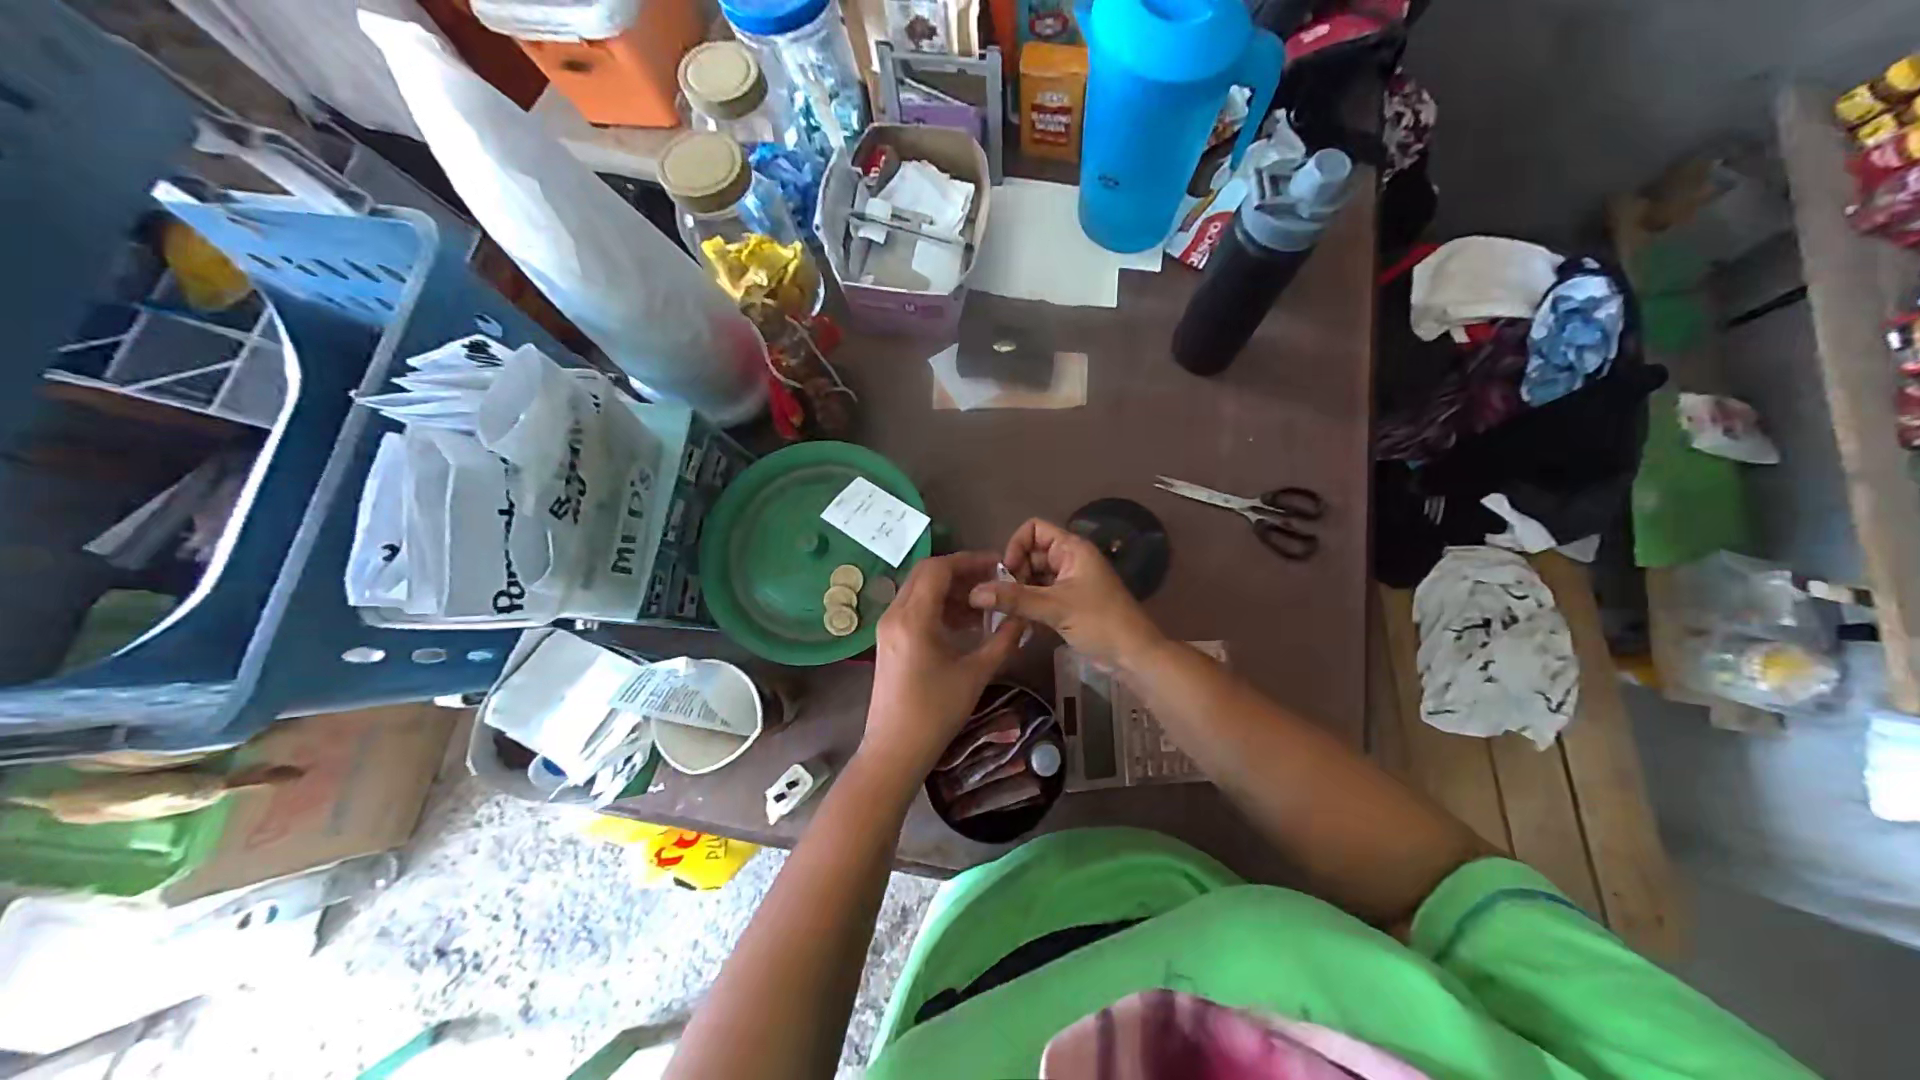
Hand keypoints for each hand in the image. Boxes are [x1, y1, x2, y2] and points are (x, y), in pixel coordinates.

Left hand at [859, 553, 1025, 779]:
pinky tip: (964, 623)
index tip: (997, 564)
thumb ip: (1002, 640)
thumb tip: (1023, 618)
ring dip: (950, 590)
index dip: (968, 560)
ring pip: (919, 591)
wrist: (895, 749)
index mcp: (914, 618)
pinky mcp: (889, 641)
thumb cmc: (936, 712)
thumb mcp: (975, 673)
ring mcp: (888, 628)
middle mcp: (895, 615)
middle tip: (992, 580)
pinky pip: (914, 609)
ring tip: (983, 603)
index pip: (938, 568)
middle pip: (926, 574)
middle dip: (960, 572)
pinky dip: (938, 606)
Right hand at [966, 518, 1164, 669]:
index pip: (1033, 529)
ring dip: (1019, 592)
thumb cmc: (1100, 622)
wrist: (1134, 655)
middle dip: (1014, 574)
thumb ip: (1014, 599)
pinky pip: (1040, 595)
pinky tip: (1020, 624)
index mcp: (1072, 548)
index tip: (1008, 574)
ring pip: (1033, 577)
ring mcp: (1070, 582)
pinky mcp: (1069, 603)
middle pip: (1030, 554)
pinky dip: (1029, 606)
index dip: (1016, 546)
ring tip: (1007, 613)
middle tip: (1004, 599)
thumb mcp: (1055, 608)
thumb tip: (974, 593)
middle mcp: (1070, 560)